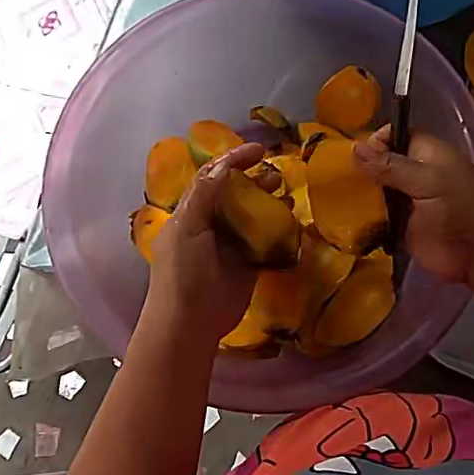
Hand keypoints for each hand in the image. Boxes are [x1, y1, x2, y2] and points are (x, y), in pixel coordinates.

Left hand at [140, 143, 275, 345]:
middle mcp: (211, 224)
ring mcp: (230, 245)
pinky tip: (291, 223)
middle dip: (256, 180)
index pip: (212, 177)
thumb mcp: (187, 227)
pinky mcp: (247, 265)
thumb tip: (225, 166)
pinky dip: (278, 231)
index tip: (259, 150)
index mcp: (191, 212)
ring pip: (253, 215)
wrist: (189, 323)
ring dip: (269, 203)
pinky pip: (265, 241)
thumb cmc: (182, 273)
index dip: (233, 160)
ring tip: (286, 196)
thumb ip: (205, 195)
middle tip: (277, 176)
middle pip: (236, 193)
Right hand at [353, 127, 473, 288]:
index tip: (358, 157)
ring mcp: (407, 201)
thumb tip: (354, 148)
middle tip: (342, 179)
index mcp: (427, 153)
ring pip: (377, 191)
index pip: (397, 134)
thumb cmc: (461, 211)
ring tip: (341, 200)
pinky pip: (377, 218)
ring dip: (361, 195)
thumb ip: (391, 166)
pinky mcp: (401, 227)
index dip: (377, 140)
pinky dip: (365, 219)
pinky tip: (349, 220)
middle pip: (382, 163)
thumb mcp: (427, 182)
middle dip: (363, 169)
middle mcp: (415, 174)